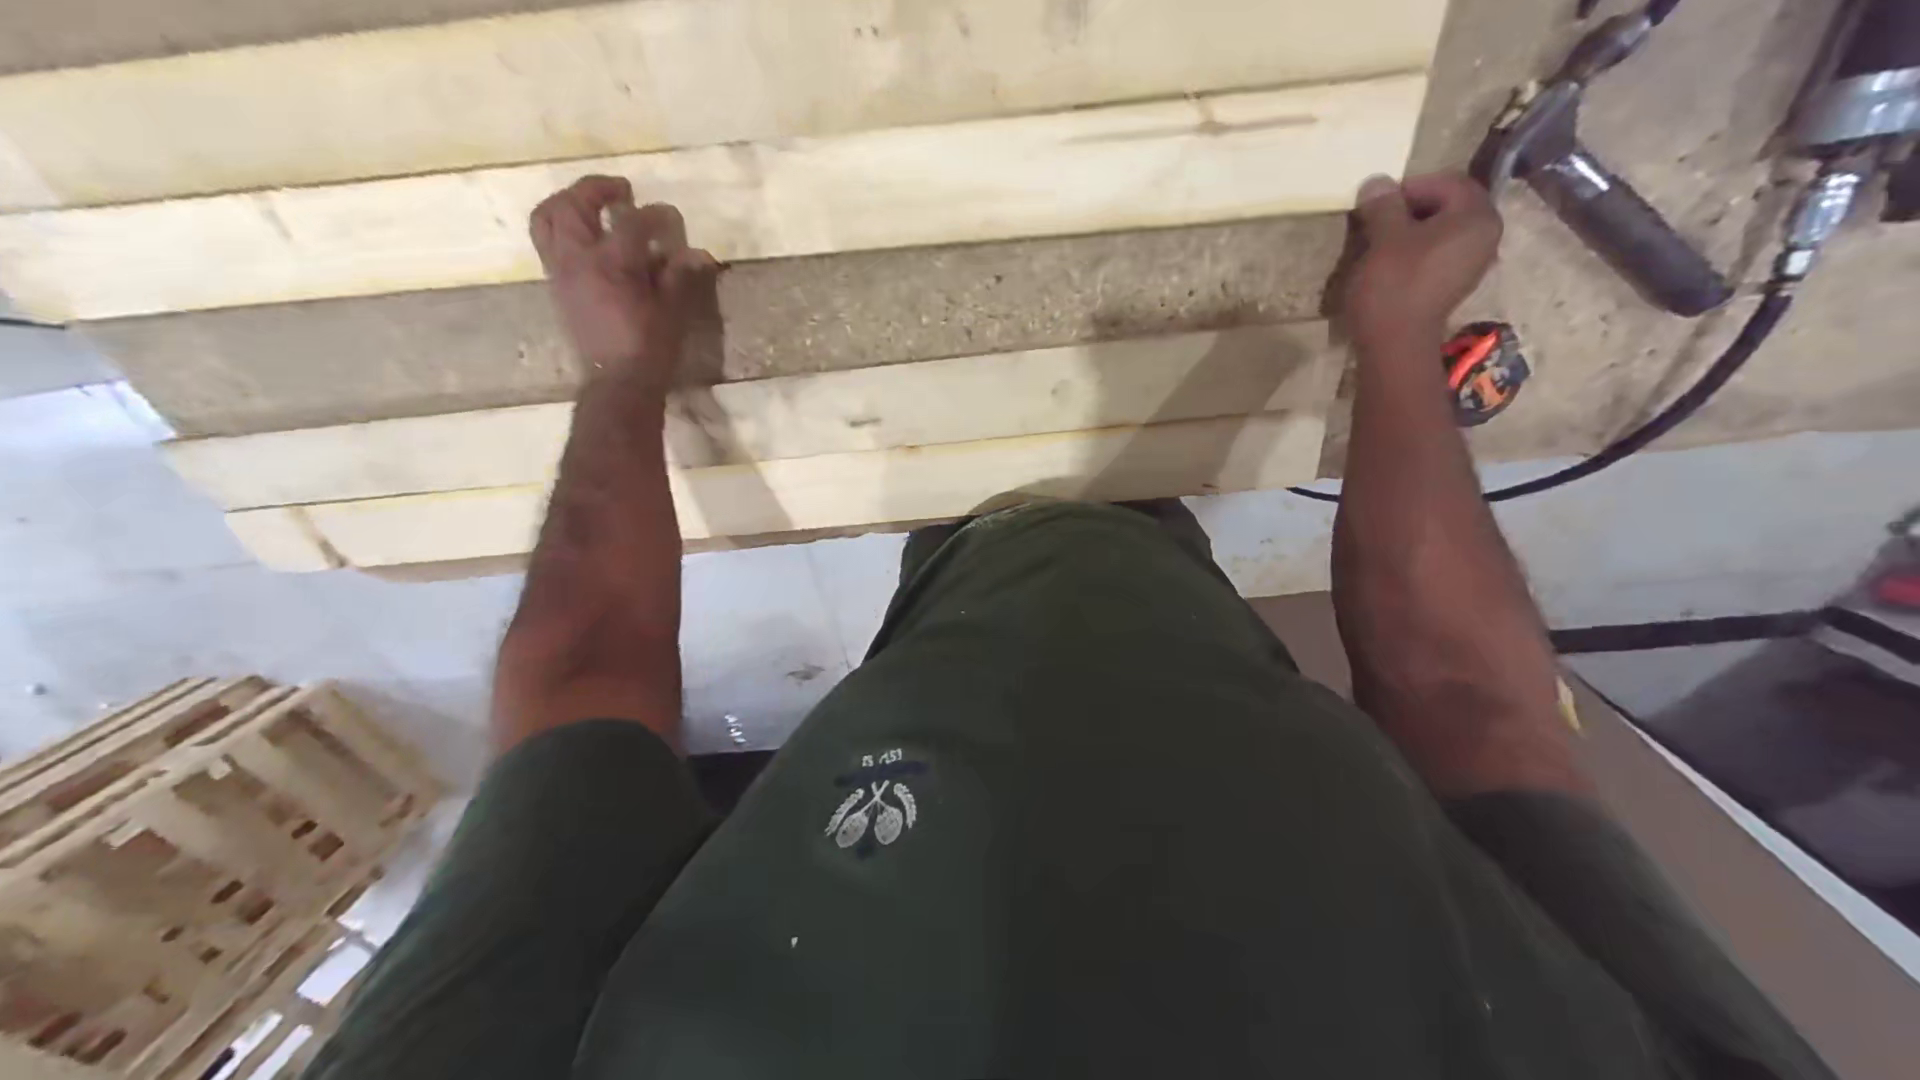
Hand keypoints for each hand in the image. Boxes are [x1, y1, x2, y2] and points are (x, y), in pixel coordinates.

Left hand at [529, 175, 717, 391]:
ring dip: (567, 202)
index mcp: (612, 264)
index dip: (655, 215)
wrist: (617, 383)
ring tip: (589, 204)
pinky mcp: (556, 285)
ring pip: (548, 218)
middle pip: (573, 205)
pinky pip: (547, 241)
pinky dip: (561, 227)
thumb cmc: (649, 350)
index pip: (632, 222)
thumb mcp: (672, 313)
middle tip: (621, 190)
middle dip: (596, 190)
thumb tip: (697, 254)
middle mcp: (578, 259)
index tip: (671, 217)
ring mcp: (561, 271)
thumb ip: (679, 277)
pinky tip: (583, 236)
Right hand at [1342, 172, 1501, 352]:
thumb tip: (1377, 182)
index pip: (1446, 182)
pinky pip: (1439, 254)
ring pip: (1442, 231)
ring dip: (1411, 231)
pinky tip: (1392, 264)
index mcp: (1477, 216)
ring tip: (1380, 242)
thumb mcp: (1383, 238)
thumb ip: (1383, 205)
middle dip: (1411, 209)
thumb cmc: (1393, 285)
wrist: (1395, 343)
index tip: (1376, 202)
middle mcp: (1486, 235)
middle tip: (1376, 220)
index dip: (1408, 187)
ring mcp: (1473, 262)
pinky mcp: (1455, 284)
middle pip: (1448, 206)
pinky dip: (1417, 252)